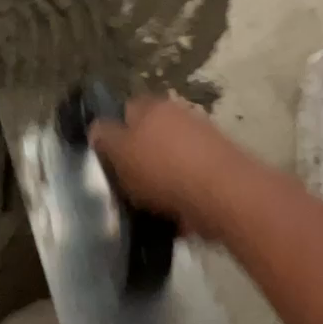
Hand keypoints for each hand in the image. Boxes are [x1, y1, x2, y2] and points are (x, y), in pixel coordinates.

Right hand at [88, 94, 249, 235]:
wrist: (226, 196)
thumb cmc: (163, 170)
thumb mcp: (118, 154)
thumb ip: (104, 138)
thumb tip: (96, 128)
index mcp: (152, 107)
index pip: (124, 110)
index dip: (112, 132)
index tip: (106, 157)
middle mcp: (180, 115)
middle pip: (149, 136)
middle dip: (138, 158)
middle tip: (125, 183)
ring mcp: (205, 140)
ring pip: (170, 159)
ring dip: (160, 179)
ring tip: (150, 206)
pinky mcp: (222, 167)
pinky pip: (191, 180)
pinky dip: (182, 195)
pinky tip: (175, 216)